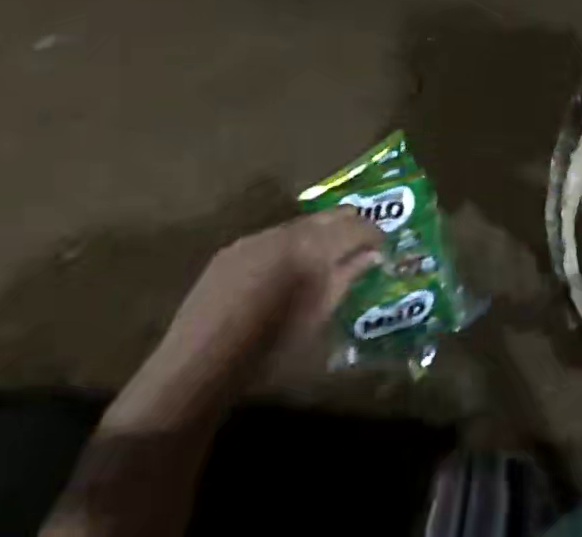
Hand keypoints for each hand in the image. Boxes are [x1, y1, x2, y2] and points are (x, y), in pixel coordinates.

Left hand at [104, 209, 382, 431]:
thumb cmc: (272, 346)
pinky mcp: (231, 250)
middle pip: (332, 215)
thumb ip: (349, 276)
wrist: (199, 366)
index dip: (376, 235)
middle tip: (360, 247)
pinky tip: (284, 271)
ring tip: (323, 259)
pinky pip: (272, 238)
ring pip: (302, 224)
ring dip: (319, 236)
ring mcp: (256, 239)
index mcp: (316, 247)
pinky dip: (288, 247)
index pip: (360, 226)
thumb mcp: (321, 314)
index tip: (382, 249)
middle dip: (351, 227)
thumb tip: (373, 253)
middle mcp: (288, 232)